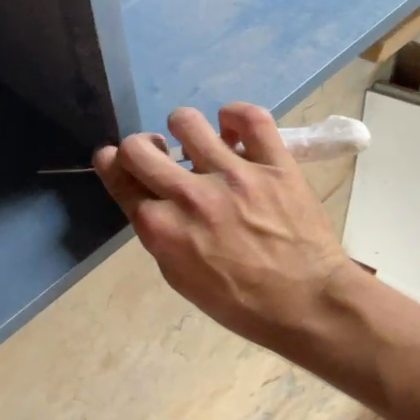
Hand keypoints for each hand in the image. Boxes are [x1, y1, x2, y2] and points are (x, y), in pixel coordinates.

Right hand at [93, 103, 354, 347]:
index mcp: (161, 228)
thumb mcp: (177, 275)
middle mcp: (189, 196)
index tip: (115, 160)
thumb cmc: (238, 300)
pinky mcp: (275, 165)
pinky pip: (251, 118)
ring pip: (187, 122)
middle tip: (157, 155)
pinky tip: (230, 127)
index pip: (118, 176)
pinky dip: (234, 116)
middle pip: (138, 147)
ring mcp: (234, 176)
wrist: (310, 304)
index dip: (110, 163)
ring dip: (181, 128)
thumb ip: (156, 232)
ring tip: (195, 140)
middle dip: (138, 147)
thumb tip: (147, 199)